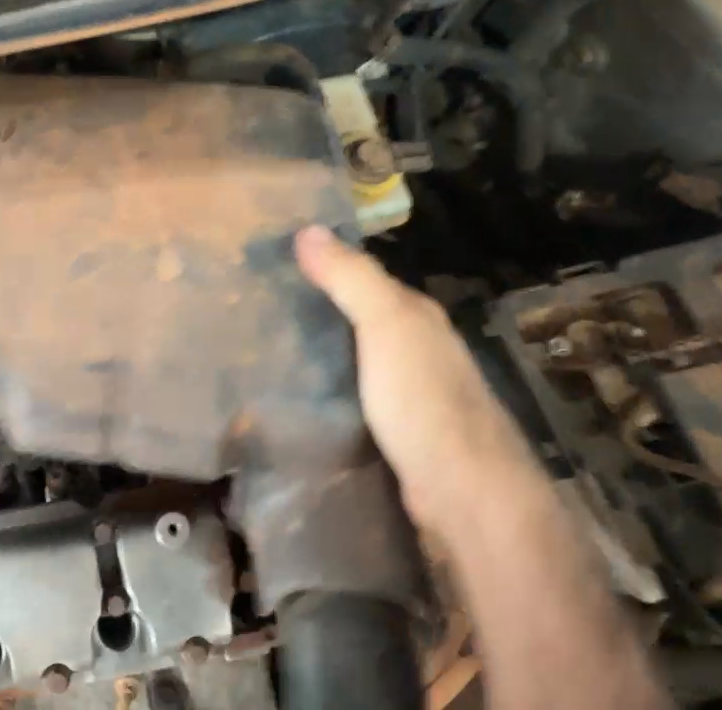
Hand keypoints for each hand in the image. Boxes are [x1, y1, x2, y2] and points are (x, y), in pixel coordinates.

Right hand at [293, 225, 541, 525]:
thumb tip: (306, 228)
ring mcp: (413, 393)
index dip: (323, 266)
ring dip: (321, 352)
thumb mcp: (386, 326)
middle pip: (360, 317)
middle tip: (255, 307)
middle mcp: (421, 348)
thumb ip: (351, 278)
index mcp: (419, 317)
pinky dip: (330, 388)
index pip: (365, 277)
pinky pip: (356, 395)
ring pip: (357, 358)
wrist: (466, 494)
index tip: (271, 264)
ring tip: (264, 349)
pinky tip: (299, 396)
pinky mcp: (401, 432)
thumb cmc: (424, 401)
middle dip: (317, 310)